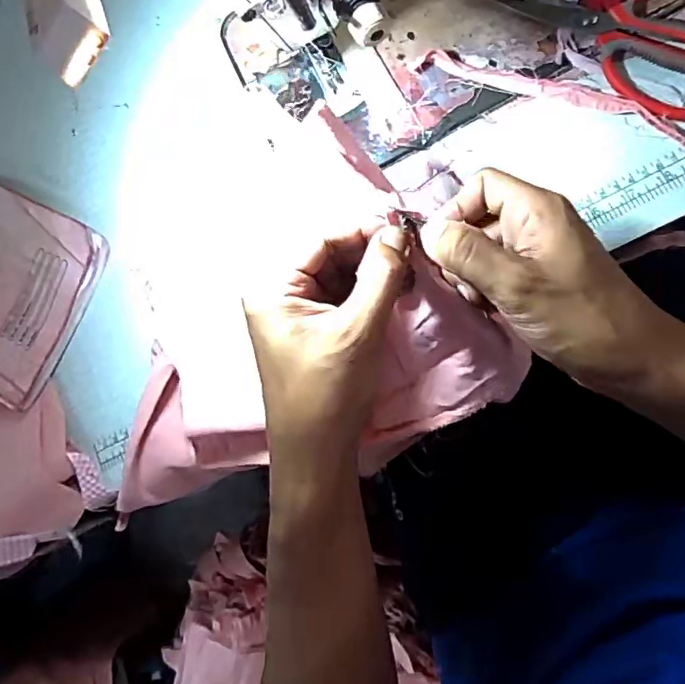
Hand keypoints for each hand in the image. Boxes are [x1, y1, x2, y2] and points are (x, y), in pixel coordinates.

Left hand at [246, 223, 410, 473]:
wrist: (318, 453)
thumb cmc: (329, 391)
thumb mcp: (359, 329)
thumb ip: (381, 275)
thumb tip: (399, 230)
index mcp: (273, 287)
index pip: (321, 239)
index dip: (363, 230)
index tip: (403, 231)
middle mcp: (280, 292)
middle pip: (331, 253)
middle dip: (372, 250)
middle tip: (412, 252)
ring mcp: (298, 310)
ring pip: (341, 273)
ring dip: (375, 269)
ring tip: (410, 270)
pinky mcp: (317, 326)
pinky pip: (345, 294)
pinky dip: (372, 289)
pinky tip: (398, 289)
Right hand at [419, 169, 684, 404]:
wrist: (631, 359)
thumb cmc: (576, 317)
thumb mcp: (515, 284)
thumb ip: (467, 254)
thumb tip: (428, 232)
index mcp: (536, 208)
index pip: (481, 184)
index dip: (454, 210)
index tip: (441, 250)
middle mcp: (537, 222)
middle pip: (479, 217)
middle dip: (461, 249)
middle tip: (464, 286)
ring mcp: (540, 251)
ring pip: (486, 247)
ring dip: (472, 273)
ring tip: (480, 302)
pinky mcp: (541, 277)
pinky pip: (501, 270)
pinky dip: (488, 287)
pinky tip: (491, 311)